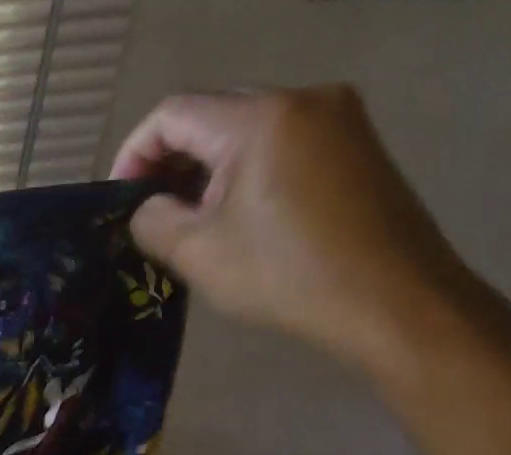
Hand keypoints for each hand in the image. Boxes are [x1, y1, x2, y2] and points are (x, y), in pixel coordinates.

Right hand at [111, 85, 471, 362]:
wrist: (391, 299)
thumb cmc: (285, 274)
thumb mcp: (196, 252)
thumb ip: (153, 219)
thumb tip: (147, 207)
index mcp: (261, 119)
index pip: (173, 115)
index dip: (133, 153)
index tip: (118, 199)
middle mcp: (304, 100)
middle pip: (211, 114)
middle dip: (169, 159)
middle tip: (146, 209)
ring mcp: (338, 119)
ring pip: (245, 129)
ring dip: (205, 167)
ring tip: (185, 217)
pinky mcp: (354, 144)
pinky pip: (280, 141)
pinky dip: (243, 170)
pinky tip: (230, 213)